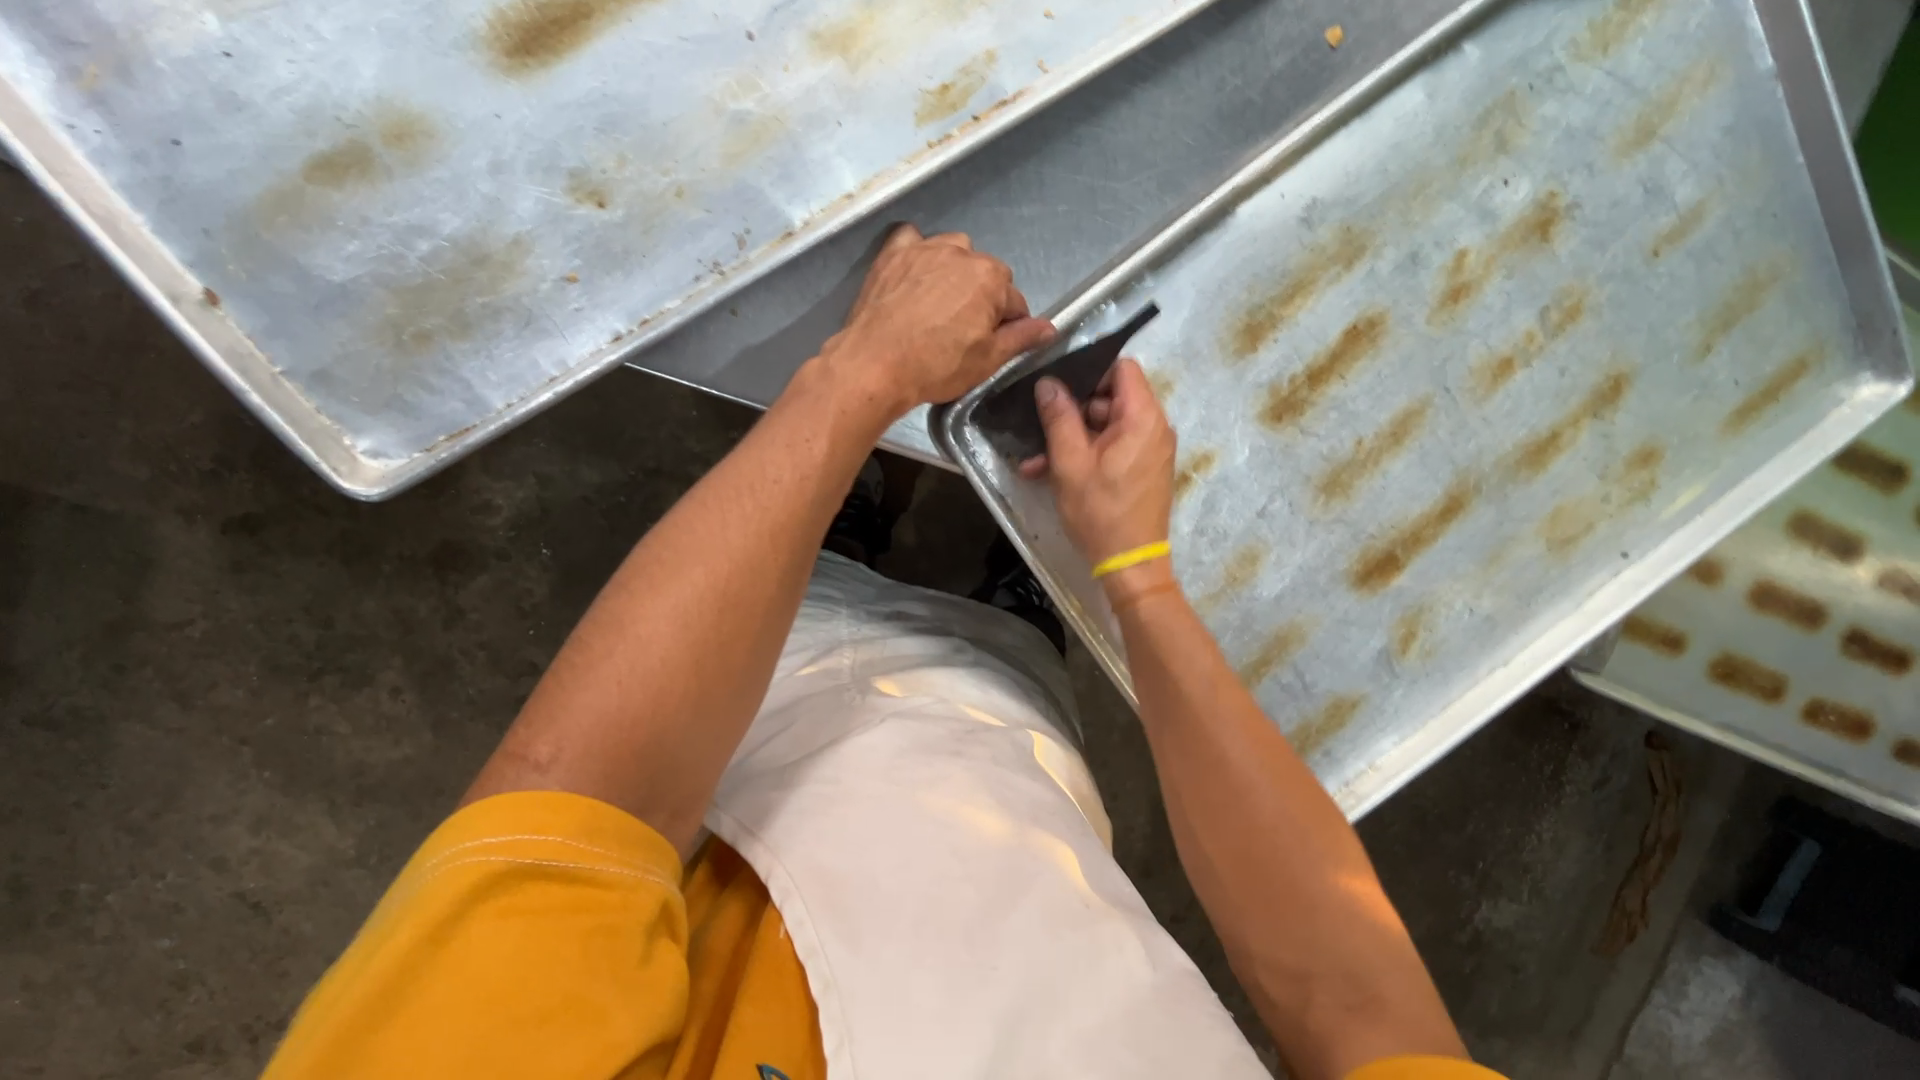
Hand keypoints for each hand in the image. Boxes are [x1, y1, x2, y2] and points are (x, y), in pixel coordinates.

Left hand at [817, 225, 1055, 416]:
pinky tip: (913, 275)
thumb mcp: (987, 360)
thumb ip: (1021, 338)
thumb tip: (1050, 328)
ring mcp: (924, 248)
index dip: (1007, 325)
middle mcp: (961, 252)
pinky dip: (917, 253)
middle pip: (983, 274)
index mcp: (991, 277)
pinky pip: (911, 241)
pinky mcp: (893, 254)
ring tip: (937, 306)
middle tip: (961, 332)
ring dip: (952, 273)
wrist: (874, 364)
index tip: (990, 344)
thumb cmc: (936, 366)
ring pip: (952, 253)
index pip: (1014, 301)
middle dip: (980, 298)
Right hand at [1022, 358, 1177, 602]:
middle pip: (1111, 397)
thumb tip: (1048, 383)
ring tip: (1037, 461)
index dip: (1090, 370)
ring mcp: (1151, 449)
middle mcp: (1155, 427)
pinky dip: (1087, 454)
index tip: (1060, 387)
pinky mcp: (1144, 468)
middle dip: (1073, 411)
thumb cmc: (1100, 511)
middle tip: (1040, 427)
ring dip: (1072, 438)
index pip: (1122, 368)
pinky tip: (1052, 473)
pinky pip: (1114, 447)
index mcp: (1142, 418)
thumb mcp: (1070, 462)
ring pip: (1107, 426)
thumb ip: (1059, 417)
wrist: (1130, 564)